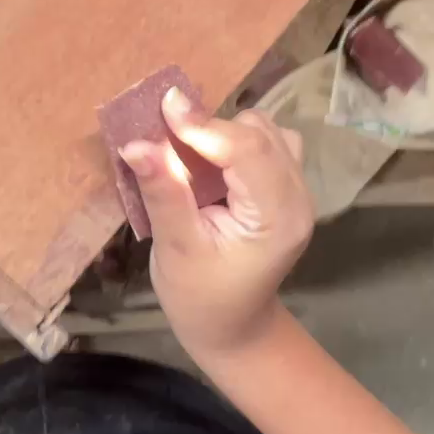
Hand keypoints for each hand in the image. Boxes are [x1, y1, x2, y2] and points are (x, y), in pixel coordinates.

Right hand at [120, 87, 314, 357]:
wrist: (232, 328)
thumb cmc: (200, 297)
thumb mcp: (176, 248)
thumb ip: (163, 192)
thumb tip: (136, 143)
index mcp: (276, 217)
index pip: (247, 149)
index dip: (204, 124)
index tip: (163, 106)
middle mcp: (297, 197)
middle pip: (258, 133)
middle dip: (210, 126)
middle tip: (163, 132)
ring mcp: (296, 190)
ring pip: (264, 130)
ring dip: (223, 130)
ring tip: (185, 149)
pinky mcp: (284, 186)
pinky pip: (265, 142)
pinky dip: (234, 138)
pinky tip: (209, 157)